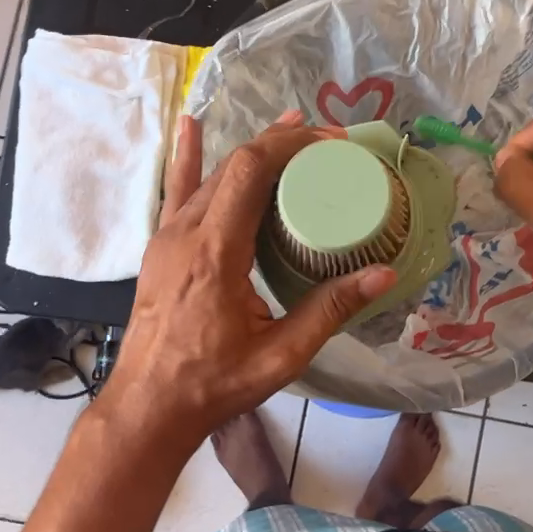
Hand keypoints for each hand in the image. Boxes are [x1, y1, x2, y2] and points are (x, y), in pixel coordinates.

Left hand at [98, 113, 396, 442]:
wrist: (149, 406)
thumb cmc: (215, 383)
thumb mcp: (281, 354)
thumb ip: (329, 310)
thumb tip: (383, 275)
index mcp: (216, 253)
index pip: (251, 172)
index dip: (290, 145)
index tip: (329, 141)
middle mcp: (187, 233)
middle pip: (234, 166)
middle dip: (281, 145)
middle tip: (327, 144)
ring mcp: (168, 238)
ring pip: (211, 177)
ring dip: (251, 152)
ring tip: (290, 131)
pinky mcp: (161, 248)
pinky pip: (178, 192)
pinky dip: (191, 159)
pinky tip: (192, 125)